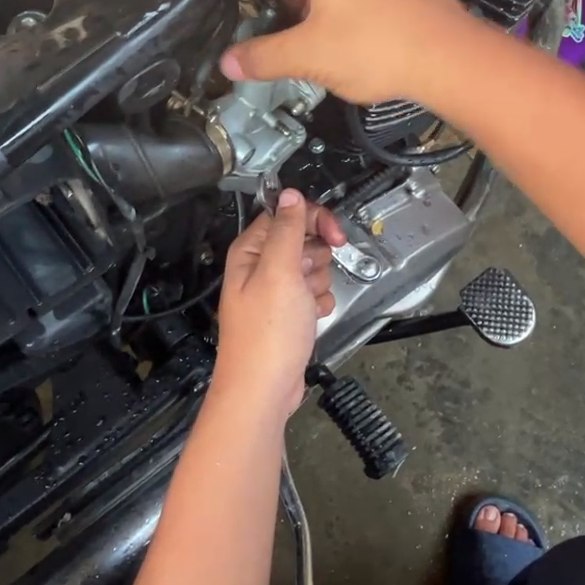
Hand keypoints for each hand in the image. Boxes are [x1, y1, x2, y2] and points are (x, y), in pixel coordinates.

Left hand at [211, 188, 348, 420]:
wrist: (264, 388)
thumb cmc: (265, 335)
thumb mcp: (279, 271)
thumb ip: (287, 229)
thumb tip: (291, 195)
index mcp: (251, 251)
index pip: (287, 214)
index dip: (315, 220)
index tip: (333, 235)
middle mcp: (260, 268)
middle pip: (304, 241)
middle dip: (317, 259)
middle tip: (308, 278)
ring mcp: (275, 292)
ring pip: (313, 269)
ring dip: (319, 285)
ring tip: (305, 305)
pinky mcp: (288, 314)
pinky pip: (315, 296)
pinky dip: (319, 306)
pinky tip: (311, 318)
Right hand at [219, 0, 500, 104]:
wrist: (449, 60)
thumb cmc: (381, 47)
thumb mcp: (308, 56)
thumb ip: (263, 57)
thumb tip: (229, 62)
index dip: (274, 19)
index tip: (281, 46)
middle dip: (307, 25)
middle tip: (316, 57)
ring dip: (334, 30)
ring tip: (348, 58)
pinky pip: (369, 3)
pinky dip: (363, 28)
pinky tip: (371, 53)